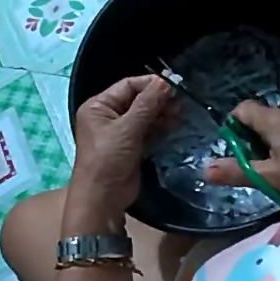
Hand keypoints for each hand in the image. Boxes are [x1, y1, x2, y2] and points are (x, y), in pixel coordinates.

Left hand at [62, 74, 172, 234]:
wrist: (103, 199)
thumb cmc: (108, 159)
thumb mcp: (127, 129)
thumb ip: (147, 104)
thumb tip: (167, 81)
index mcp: (99, 106)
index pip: (128, 85)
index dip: (151, 84)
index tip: (174, 85)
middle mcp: (108, 115)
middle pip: (138, 99)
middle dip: (159, 99)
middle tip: (180, 102)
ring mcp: (121, 131)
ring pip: (145, 115)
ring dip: (162, 113)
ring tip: (179, 113)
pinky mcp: (132, 145)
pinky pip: (149, 129)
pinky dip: (160, 126)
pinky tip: (174, 124)